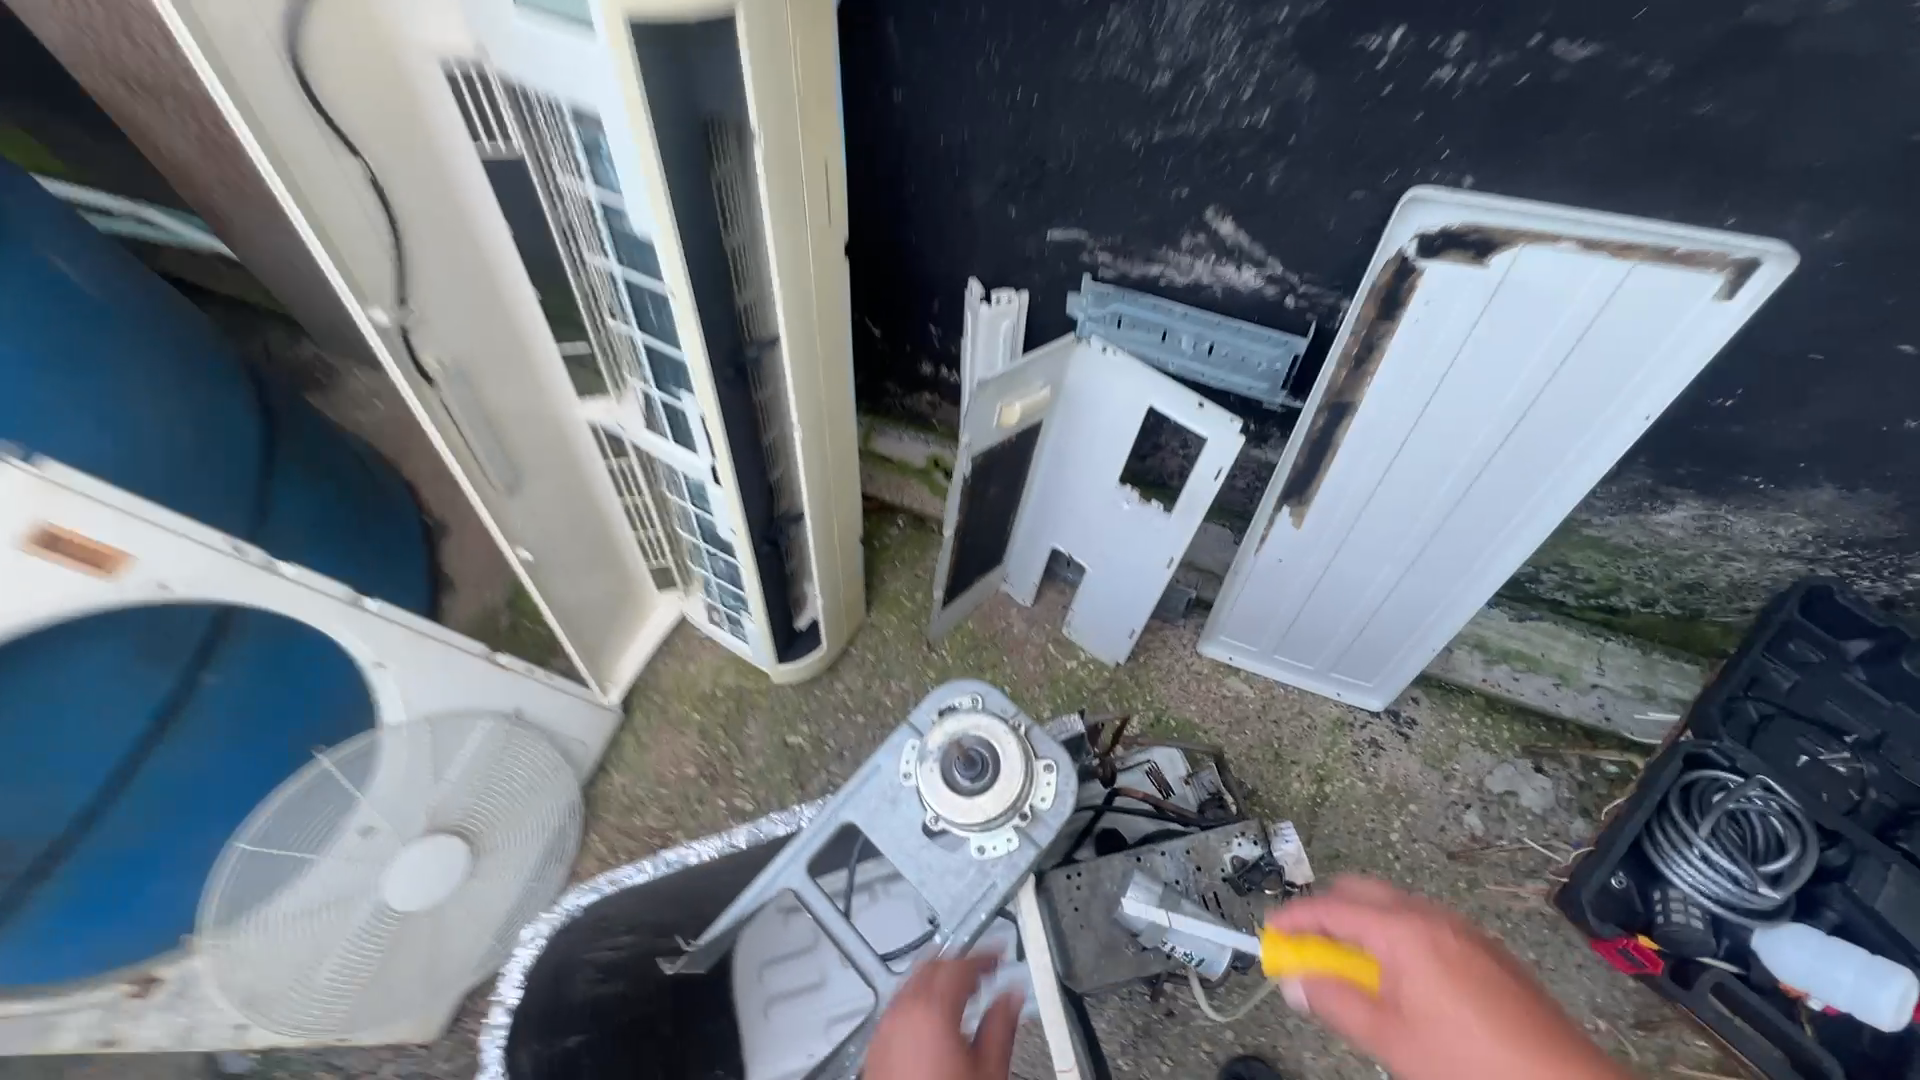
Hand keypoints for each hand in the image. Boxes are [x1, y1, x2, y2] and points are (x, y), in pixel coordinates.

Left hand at [866, 952, 1023, 1079]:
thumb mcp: (988, 1072)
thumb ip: (1001, 1026)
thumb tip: (1011, 999)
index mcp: (932, 1011)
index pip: (960, 964)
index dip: (984, 956)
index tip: (999, 957)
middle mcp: (902, 1013)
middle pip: (930, 966)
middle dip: (958, 963)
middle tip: (983, 970)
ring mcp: (883, 1031)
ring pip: (910, 985)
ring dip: (935, 980)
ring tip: (962, 992)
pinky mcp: (874, 1051)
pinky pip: (896, 1010)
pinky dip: (916, 1003)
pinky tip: (933, 1021)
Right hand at [1268, 876, 1631, 1079]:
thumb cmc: (1473, 1067)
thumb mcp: (1391, 1041)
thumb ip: (1335, 1004)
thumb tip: (1294, 982)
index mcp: (1403, 931)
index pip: (1330, 908)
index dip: (1293, 918)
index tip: (1270, 934)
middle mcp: (1432, 916)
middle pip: (1361, 890)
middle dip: (1326, 911)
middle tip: (1307, 946)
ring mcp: (1465, 930)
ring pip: (1395, 905)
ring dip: (1362, 923)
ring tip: (1352, 969)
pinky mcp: (1490, 952)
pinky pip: (1426, 924)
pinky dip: (1397, 936)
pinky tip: (1403, 981)